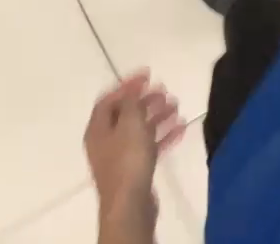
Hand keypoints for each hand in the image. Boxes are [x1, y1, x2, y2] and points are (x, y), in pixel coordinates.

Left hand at [84, 71, 183, 237]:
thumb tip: (133, 87)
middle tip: (165, 90)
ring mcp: (120, 157)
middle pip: (126, 113)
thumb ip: (132, 102)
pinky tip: (181, 128)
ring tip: (176, 106)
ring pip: (139, 129)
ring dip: (157, 115)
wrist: (130, 206)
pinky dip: (163, 135)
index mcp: (98, 128)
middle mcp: (106, 141)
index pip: (109, 98)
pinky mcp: (134, 170)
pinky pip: (149, 145)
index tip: (148, 74)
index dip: (127, 84)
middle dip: (146, 99)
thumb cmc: (127, 160)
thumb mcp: (130, 122)